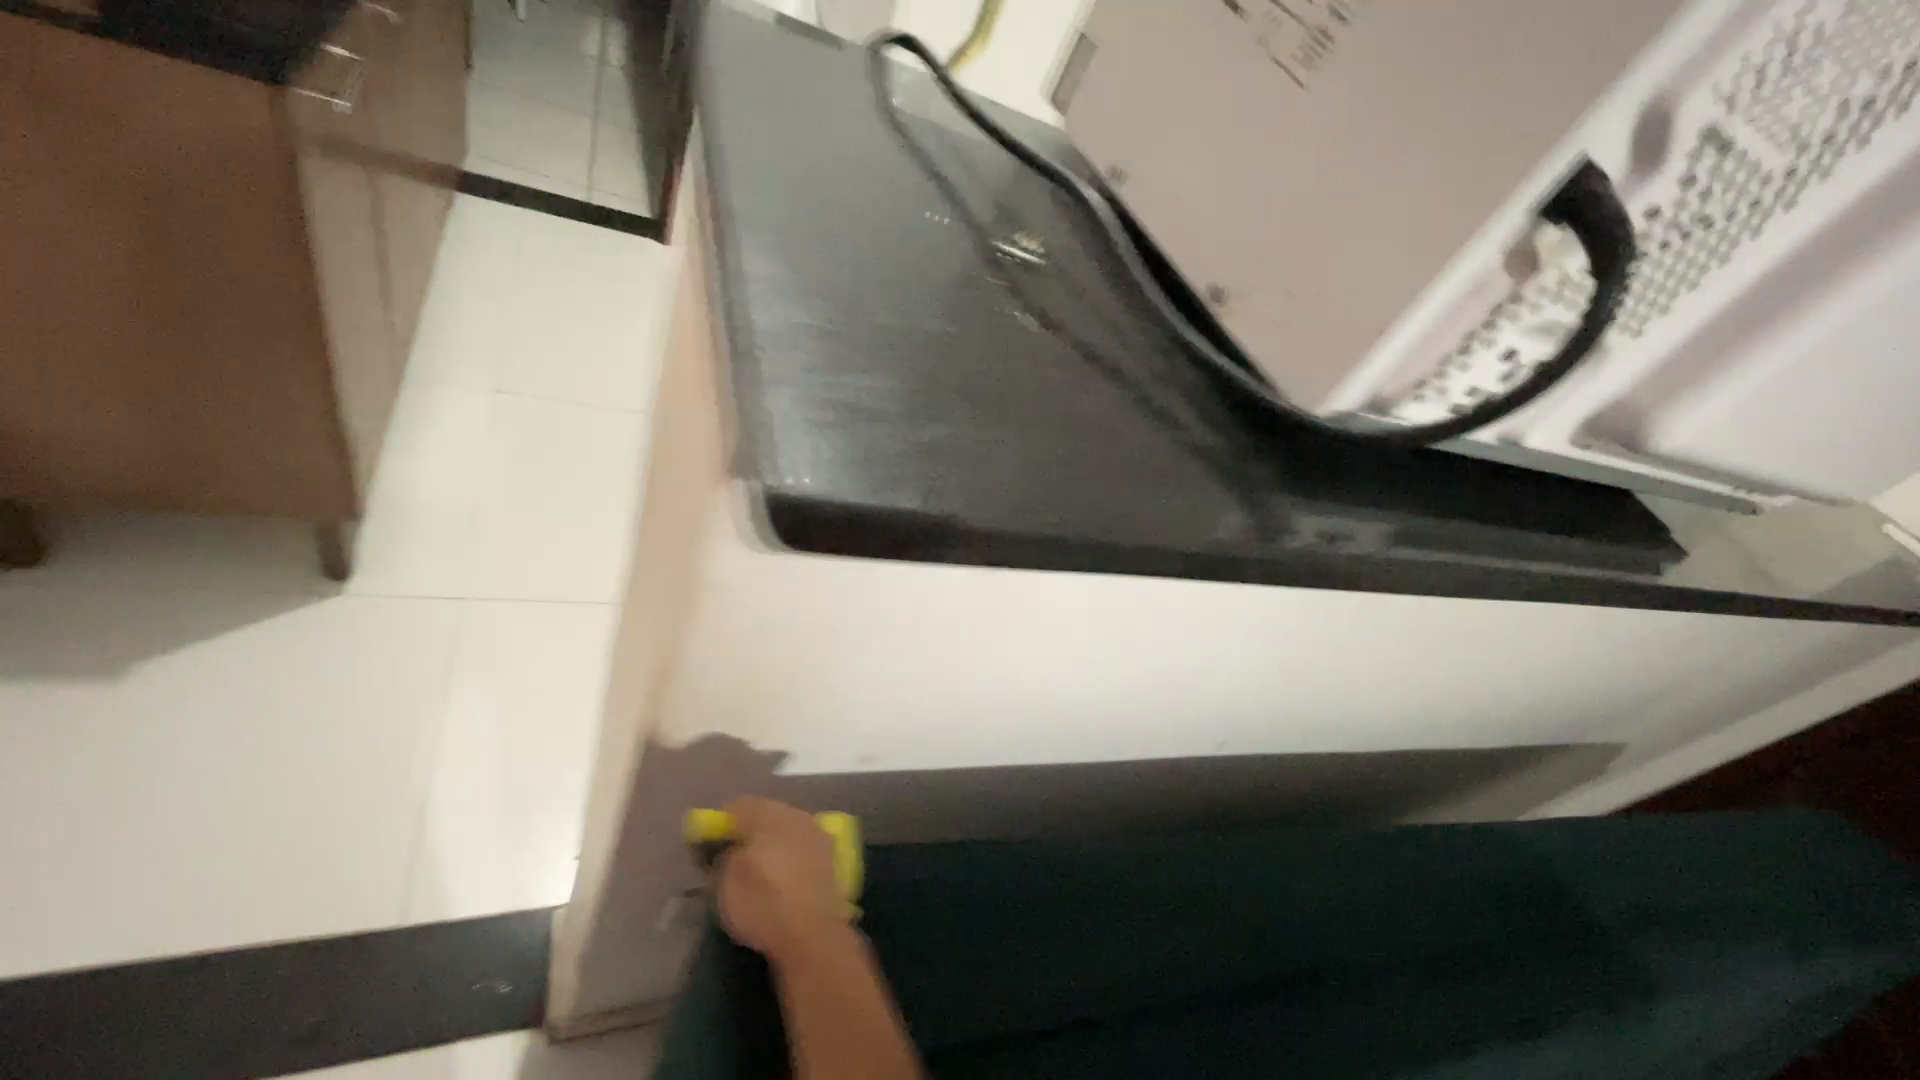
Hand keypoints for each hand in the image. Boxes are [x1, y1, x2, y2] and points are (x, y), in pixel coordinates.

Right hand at [716, 797, 849, 963]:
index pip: (738, 806)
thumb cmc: (762, 906)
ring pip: (786, 826)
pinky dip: (789, 853)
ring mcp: (817, 832)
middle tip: (733, 854)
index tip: (709, 844)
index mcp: (768, 815)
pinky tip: (782, 874)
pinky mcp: (831, 854)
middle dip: (748, 829)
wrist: (813, 934)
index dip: (720, 823)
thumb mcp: (725, 883)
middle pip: (765, 812)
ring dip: (771, 839)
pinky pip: (801, 843)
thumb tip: (725, 845)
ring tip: (759, 866)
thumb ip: (721, 855)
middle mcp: (796, 815)